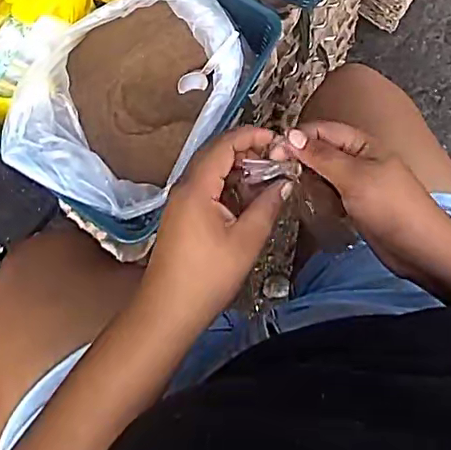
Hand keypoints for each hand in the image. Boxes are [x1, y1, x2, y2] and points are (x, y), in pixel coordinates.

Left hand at [140, 126, 289, 326]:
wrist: (166, 313)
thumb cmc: (206, 278)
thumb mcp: (246, 241)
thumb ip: (267, 206)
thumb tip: (284, 183)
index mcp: (197, 187)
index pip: (224, 144)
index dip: (251, 136)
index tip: (276, 139)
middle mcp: (184, 187)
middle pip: (216, 152)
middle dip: (246, 149)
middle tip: (274, 157)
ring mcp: (180, 201)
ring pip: (210, 169)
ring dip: (237, 167)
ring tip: (265, 175)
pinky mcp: (181, 215)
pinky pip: (205, 185)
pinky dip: (227, 183)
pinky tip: (245, 197)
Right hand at [286, 122, 450, 288]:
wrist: (420, 248)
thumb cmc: (391, 207)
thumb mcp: (354, 177)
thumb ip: (323, 156)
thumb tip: (292, 135)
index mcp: (362, 143)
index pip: (322, 130)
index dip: (298, 137)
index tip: (274, 151)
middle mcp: (358, 159)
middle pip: (321, 150)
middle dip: (300, 158)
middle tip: (278, 172)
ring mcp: (358, 183)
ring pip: (323, 173)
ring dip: (309, 179)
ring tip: (292, 189)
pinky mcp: (356, 204)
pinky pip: (330, 193)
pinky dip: (319, 197)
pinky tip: (309, 204)